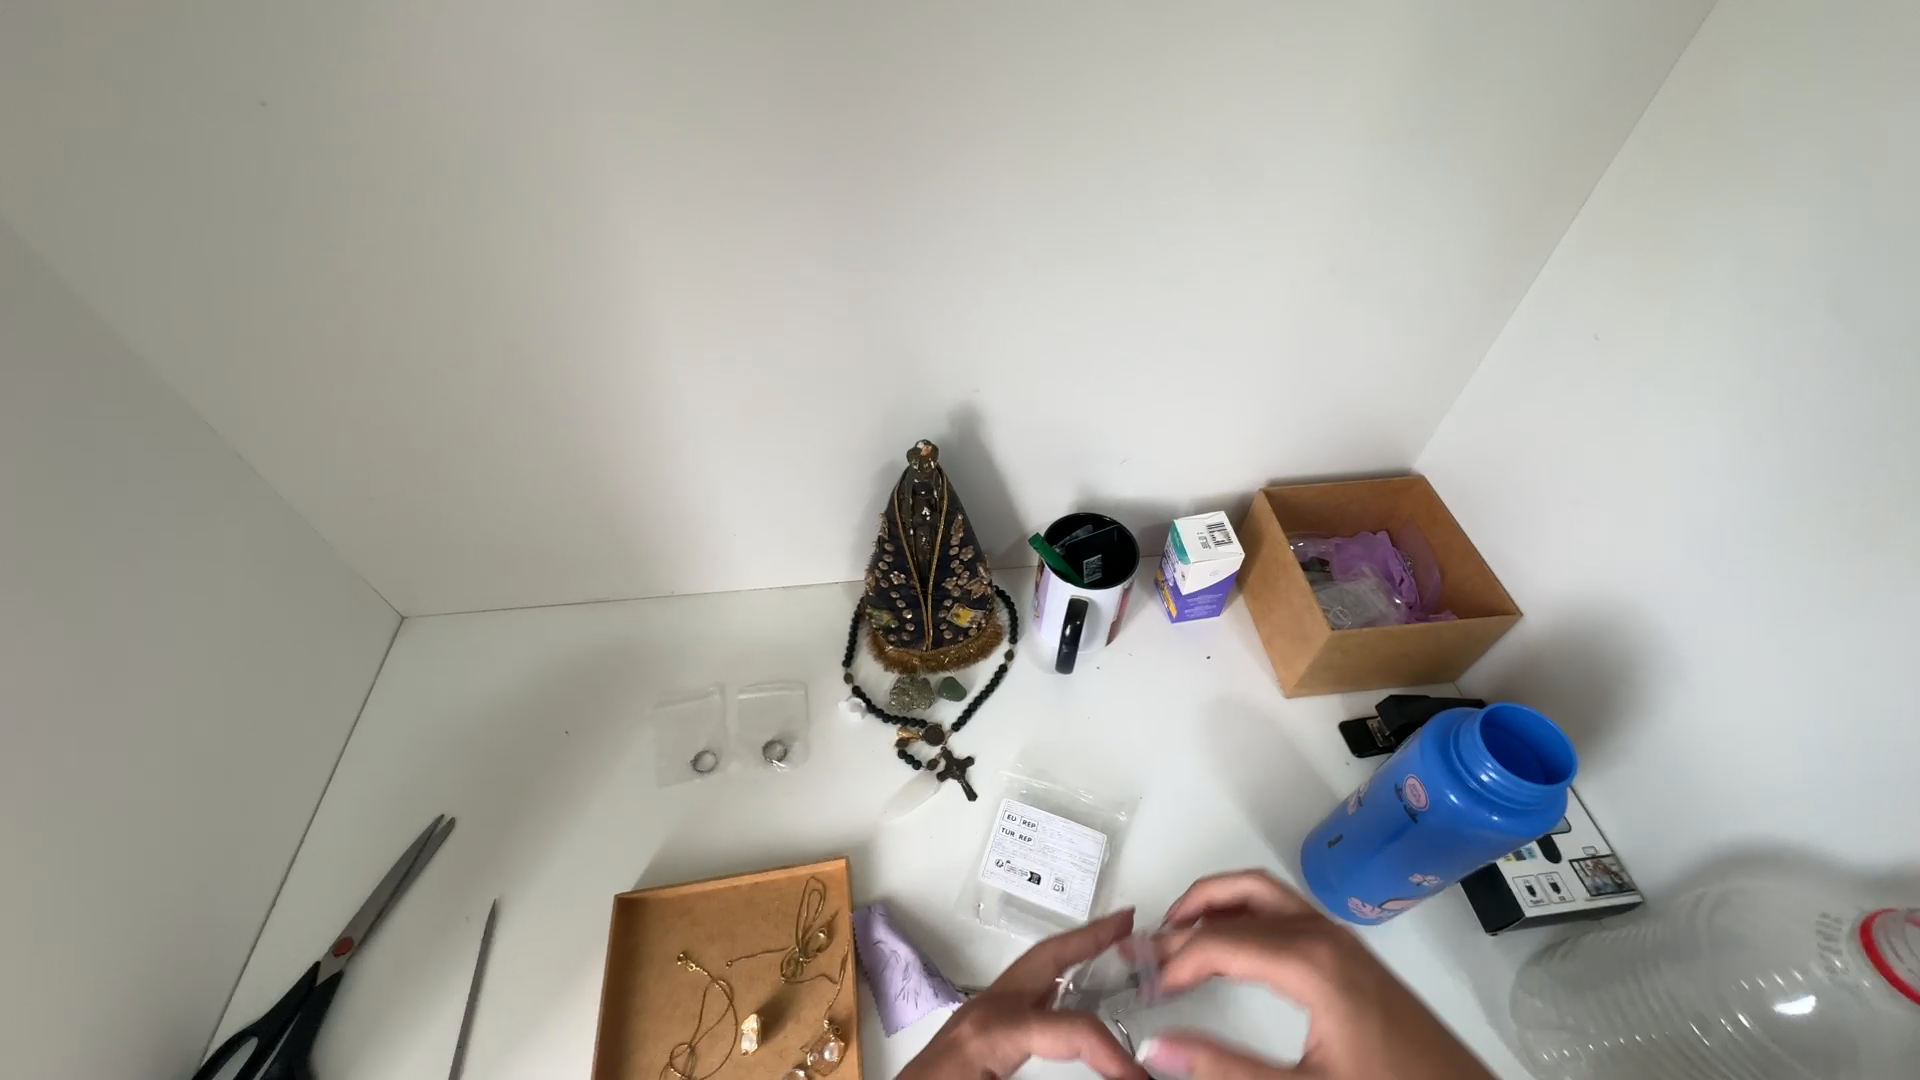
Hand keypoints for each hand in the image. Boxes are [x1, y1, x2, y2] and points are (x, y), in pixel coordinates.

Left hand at [898, 909, 1150, 1079]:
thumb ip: (1049, 1077)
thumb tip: (1111, 1070)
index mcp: (990, 1033)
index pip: (1067, 1028)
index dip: (1111, 1052)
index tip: (1141, 1077)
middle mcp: (985, 1011)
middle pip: (1046, 958)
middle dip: (1090, 938)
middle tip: (1128, 922)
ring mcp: (977, 1013)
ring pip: (1033, 969)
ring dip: (1074, 954)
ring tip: (1110, 946)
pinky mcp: (975, 1027)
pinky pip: (1023, 991)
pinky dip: (1054, 979)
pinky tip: (1073, 989)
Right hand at [1139, 871, 1492, 1079]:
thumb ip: (1225, 1068)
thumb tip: (1158, 1047)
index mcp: (1308, 962)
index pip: (1219, 942)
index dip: (1176, 962)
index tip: (1150, 986)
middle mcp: (1318, 932)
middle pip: (1234, 898)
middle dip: (1186, 915)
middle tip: (1151, 945)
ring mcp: (1335, 935)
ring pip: (1258, 891)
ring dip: (1214, 903)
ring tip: (1178, 931)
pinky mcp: (1345, 947)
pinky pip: (1280, 907)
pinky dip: (1241, 909)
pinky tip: (1229, 939)